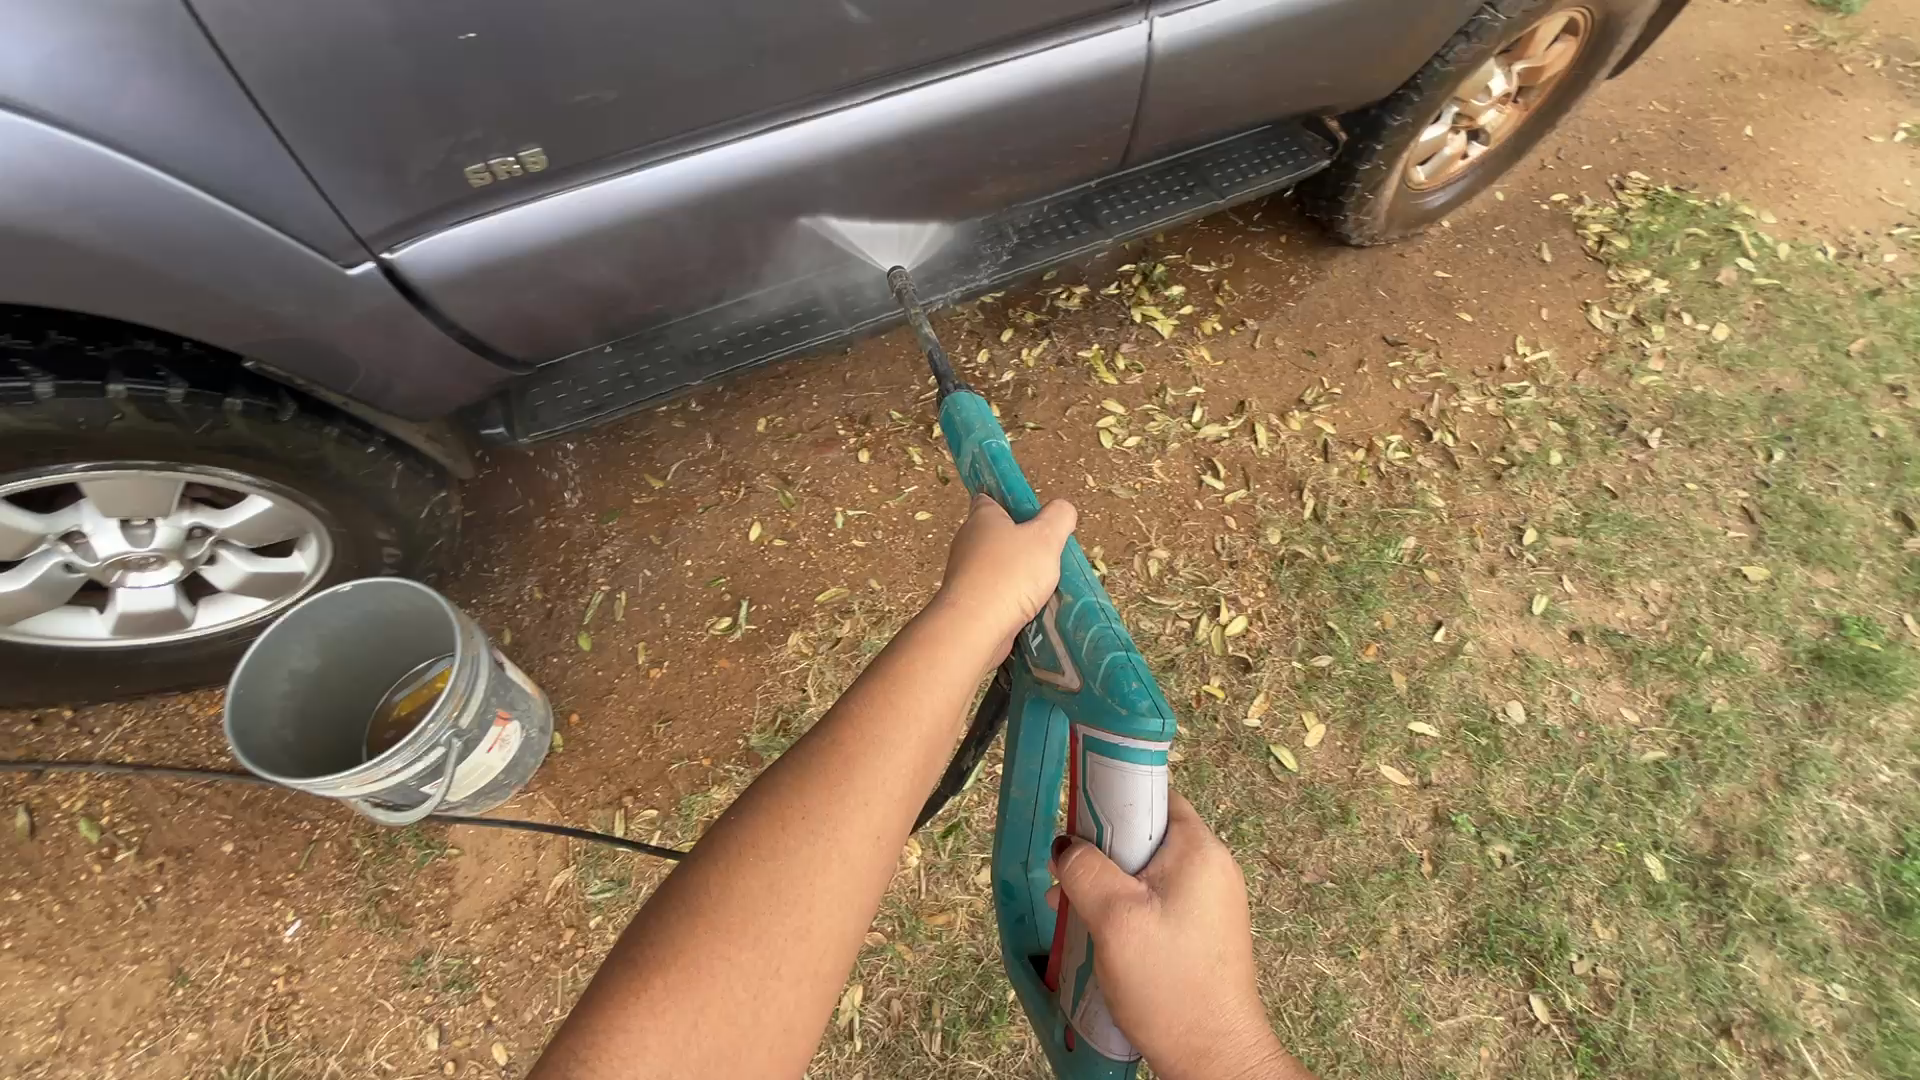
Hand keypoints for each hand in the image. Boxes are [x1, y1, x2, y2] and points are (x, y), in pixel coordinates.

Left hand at [928, 496, 1074, 664]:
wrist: (976, 626)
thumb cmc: (1010, 574)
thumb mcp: (1046, 537)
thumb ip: (1059, 517)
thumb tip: (1063, 509)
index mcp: (981, 518)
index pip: (990, 500)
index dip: (1011, 504)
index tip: (1033, 516)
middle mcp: (968, 542)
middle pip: (997, 536)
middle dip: (1022, 544)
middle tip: (1048, 554)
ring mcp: (965, 574)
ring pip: (997, 568)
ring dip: (1019, 576)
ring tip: (1046, 585)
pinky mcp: (969, 603)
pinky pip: (995, 595)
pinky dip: (1011, 600)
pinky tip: (1031, 609)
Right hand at [1049, 792, 1310, 1079]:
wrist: (1216, 1063)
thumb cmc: (1168, 983)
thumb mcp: (1113, 917)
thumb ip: (1083, 868)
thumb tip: (1065, 845)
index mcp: (1200, 849)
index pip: (1153, 795)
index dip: (1111, 799)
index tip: (1077, 823)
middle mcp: (1211, 866)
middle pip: (1145, 833)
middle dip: (1101, 850)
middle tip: (1067, 875)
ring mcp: (1209, 900)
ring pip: (1146, 868)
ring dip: (1107, 882)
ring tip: (1072, 908)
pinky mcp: (1202, 929)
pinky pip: (1156, 897)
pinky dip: (1125, 905)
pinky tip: (1098, 931)